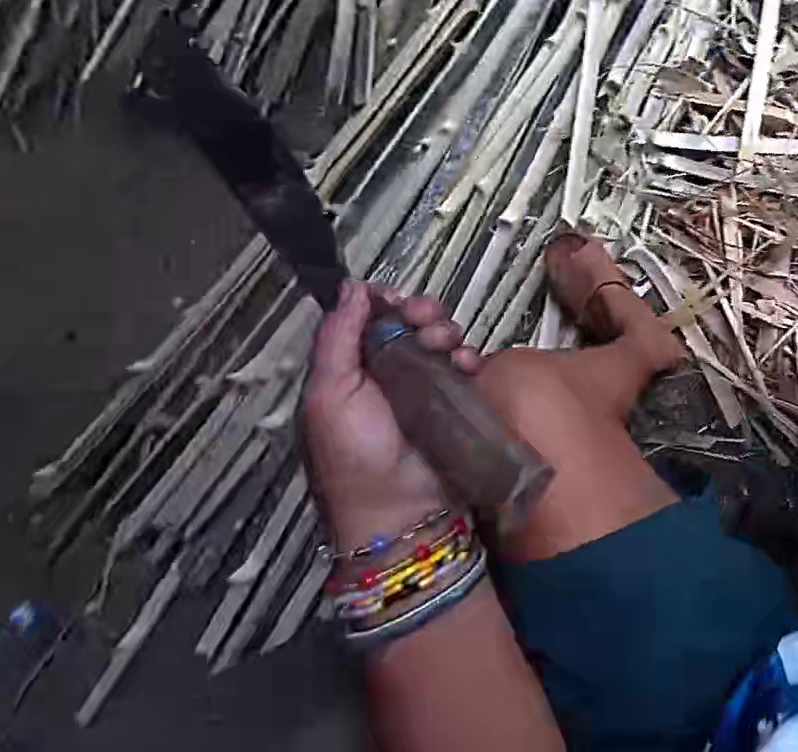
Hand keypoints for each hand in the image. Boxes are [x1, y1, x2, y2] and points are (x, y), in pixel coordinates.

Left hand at [300, 280, 482, 546]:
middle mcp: (389, 370)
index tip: (395, 299)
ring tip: (445, 346)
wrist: (400, 512)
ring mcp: (426, 384)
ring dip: (445, 330)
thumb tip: (350, 286)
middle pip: (410, 320)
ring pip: (441, 336)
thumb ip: (336, 338)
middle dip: (421, 311)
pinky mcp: (457, 398)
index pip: (371, 317)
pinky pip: (467, 363)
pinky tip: (467, 364)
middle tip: (425, 319)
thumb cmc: (353, 456)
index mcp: (352, 366)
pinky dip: (469, 355)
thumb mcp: (328, 396)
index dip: (385, 302)